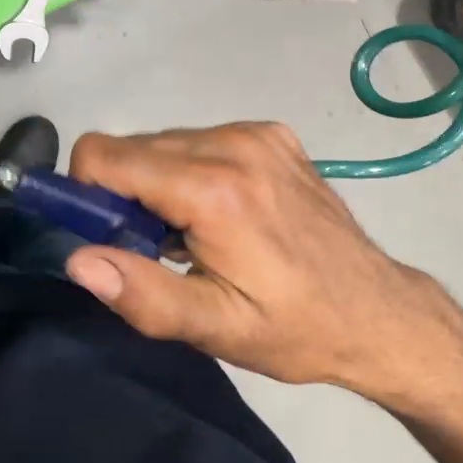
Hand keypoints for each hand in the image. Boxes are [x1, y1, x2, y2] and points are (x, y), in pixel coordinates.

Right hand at [62, 123, 462, 398]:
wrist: (385, 318)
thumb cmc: (294, 330)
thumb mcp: (214, 328)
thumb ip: (143, 293)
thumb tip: (77, 259)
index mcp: (213, 188)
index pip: (101, 155)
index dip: (87, 195)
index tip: (112, 238)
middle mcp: (231, 144)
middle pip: (127, 148)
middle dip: (122, 194)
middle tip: (156, 247)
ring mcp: (254, 133)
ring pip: (157, 142)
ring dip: (154, 184)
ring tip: (191, 234)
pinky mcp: (270, 133)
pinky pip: (194, 139)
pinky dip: (187, 172)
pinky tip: (218, 213)